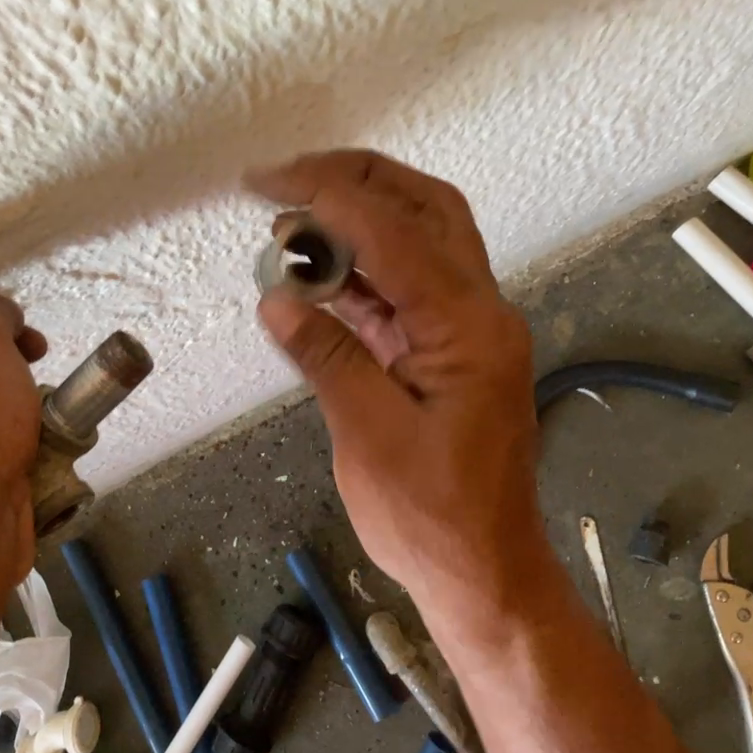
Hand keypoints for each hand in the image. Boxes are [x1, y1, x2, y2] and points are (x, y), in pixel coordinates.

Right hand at [248, 150, 544, 601]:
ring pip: (420, 241)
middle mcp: (479, 312)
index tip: (268, 182)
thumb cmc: (431, 518)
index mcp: (468, 328)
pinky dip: (361, 271)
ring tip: (290, 226)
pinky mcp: (448, 351)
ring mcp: (467, 330)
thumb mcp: (369, 438)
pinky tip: (315, 276)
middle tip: (289, 180)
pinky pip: (405, 289)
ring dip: (358, 221)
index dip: (329, 196)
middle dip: (359, 180)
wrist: (484, 572)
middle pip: (427, 210)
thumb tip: (277, 298)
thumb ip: (327, 358)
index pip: (395, 234)